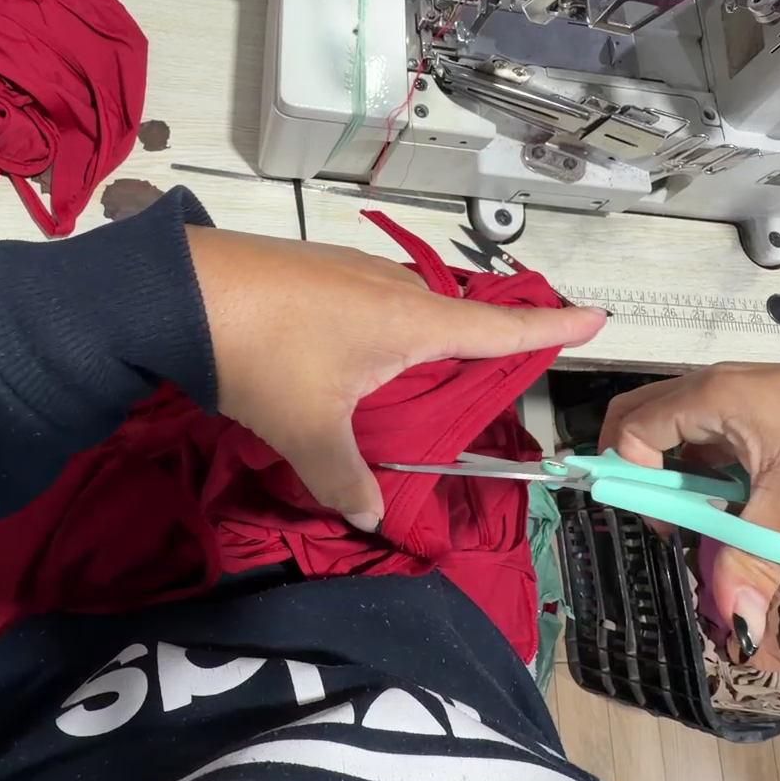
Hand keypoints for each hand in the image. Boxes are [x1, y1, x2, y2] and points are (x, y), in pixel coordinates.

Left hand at [186, 226, 605, 530]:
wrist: (183, 289)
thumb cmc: (264, 356)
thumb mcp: (307, 430)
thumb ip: (345, 479)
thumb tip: (367, 514)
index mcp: (410, 321)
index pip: (499, 328)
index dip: (550, 328)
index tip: (596, 315)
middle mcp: (390, 286)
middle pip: (453, 315)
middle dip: (478, 341)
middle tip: (488, 373)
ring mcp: (350, 269)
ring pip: (407, 303)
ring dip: (420, 334)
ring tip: (410, 372)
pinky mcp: (315, 265)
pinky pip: (369, 296)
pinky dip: (378, 324)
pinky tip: (345, 348)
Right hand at [595, 363, 779, 649]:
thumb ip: (754, 559)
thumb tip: (732, 625)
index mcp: (709, 397)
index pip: (631, 430)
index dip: (632, 478)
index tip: (669, 522)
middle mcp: (711, 386)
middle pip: (638, 416)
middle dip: (635, 467)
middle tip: (663, 513)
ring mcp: (735, 392)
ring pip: (672, 425)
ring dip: (673, 470)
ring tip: (705, 513)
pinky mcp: (759, 405)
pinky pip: (706, 431)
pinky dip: (704, 466)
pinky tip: (738, 498)